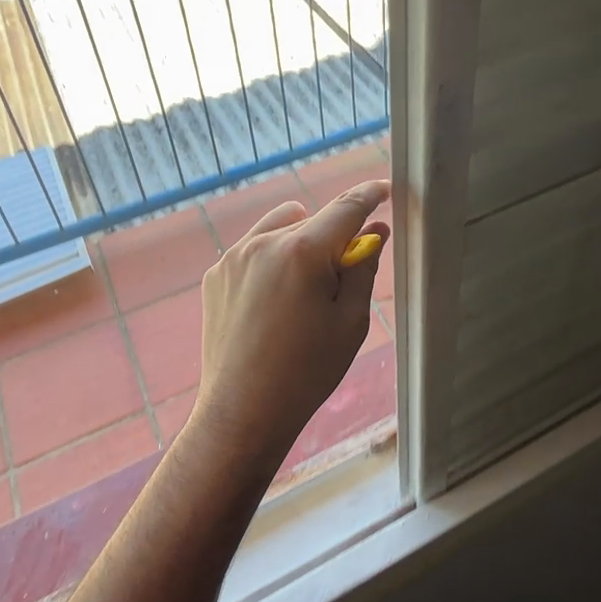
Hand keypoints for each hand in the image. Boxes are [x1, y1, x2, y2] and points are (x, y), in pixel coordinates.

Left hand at [191, 180, 390, 469]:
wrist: (243, 412)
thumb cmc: (307, 371)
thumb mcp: (351, 321)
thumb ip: (364, 266)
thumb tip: (374, 230)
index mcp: (303, 251)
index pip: (346, 207)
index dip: (370, 195)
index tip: (385, 189)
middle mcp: (264, 242)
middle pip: (315, 220)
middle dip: (334, 239)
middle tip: (340, 283)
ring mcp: (234, 257)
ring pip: (282, 226)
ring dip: (301, 241)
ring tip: (303, 290)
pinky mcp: (216, 274)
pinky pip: (255, 248)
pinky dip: (272, 259)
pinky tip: (273, 304)